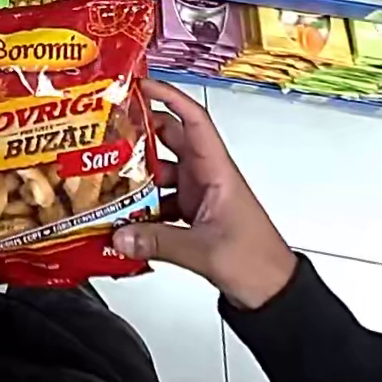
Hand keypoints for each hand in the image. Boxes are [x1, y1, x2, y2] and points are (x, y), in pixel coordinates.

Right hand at [111, 80, 296, 309]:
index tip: (141, 84)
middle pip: (168, 138)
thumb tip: (118, 235)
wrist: (277, 296)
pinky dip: (137, 198)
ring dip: (133, 167)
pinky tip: (118, 207)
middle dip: (138, 128)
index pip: (194, 120)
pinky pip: (156, 194)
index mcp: (216, 171)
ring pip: (158, 166)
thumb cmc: (258, 264)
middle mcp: (205, 174)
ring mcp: (196, 192)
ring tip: (104, 168)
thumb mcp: (204, 251)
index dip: (169, 97)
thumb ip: (157, 241)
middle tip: (106, 123)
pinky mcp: (188, 210)